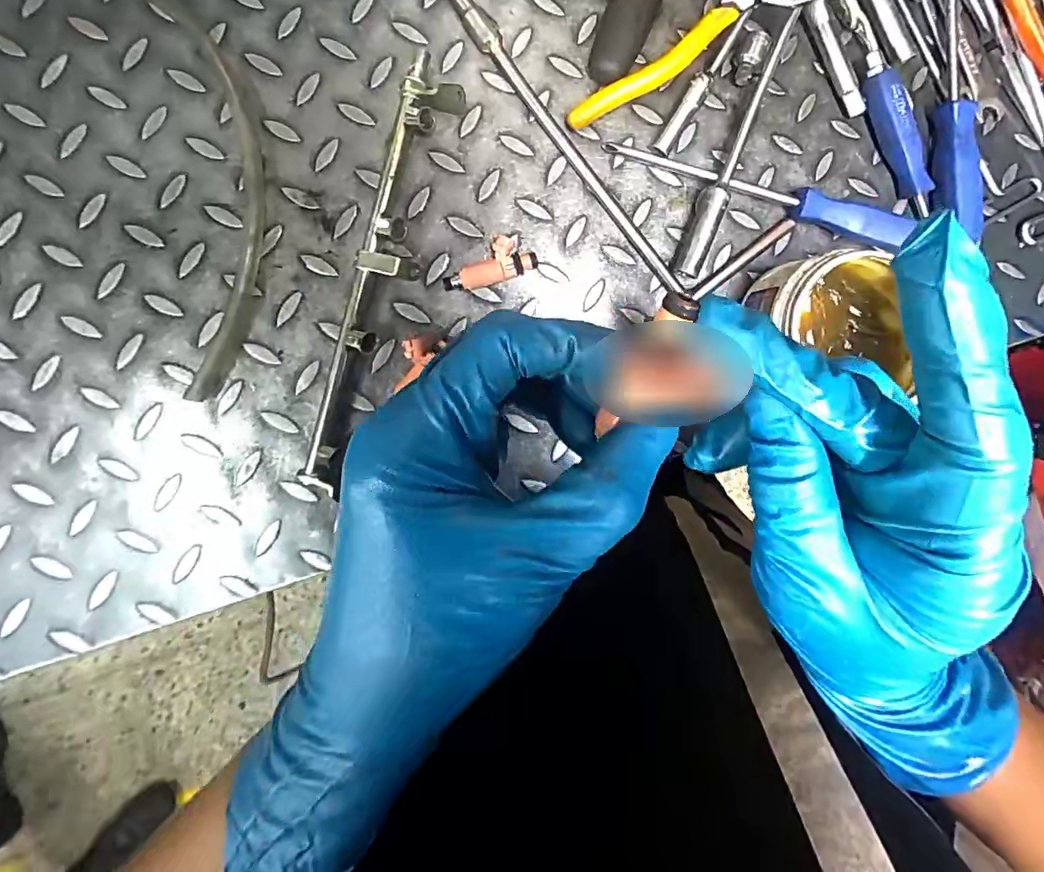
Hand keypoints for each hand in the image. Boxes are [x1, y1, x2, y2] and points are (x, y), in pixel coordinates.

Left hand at [227, 312, 676, 869]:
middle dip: (571, 375)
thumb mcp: (542, 553)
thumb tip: (666, 416)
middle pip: (497, 358)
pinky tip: (563, 453)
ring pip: (491, 387)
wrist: (377, 701)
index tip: (642, 377)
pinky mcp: (420, 468)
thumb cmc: (449, 633)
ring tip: (600, 437)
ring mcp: (408, 443)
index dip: (579, 348)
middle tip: (629, 410)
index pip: (502, 343)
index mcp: (416, 427)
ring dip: (553, 399)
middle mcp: (403, 420)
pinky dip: (529, 425)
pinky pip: (481, 421)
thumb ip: (612, 481)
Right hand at [685, 213, 1032, 795]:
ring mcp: (879, 450)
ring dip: (747, 386)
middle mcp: (925, 461)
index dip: (952, 319)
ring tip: (695, 403)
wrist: (867, 663)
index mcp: (961, 504)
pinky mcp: (836, 447)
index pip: (969, 400)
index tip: (938, 246)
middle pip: (851, 387)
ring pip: (810, 391)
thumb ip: (795, 499)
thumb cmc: (867, 638)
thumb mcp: (819, 586)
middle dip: (777, 354)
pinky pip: (785, 411)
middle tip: (711, 323)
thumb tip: (767, 410)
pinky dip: (742, 413)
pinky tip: (712, 434)